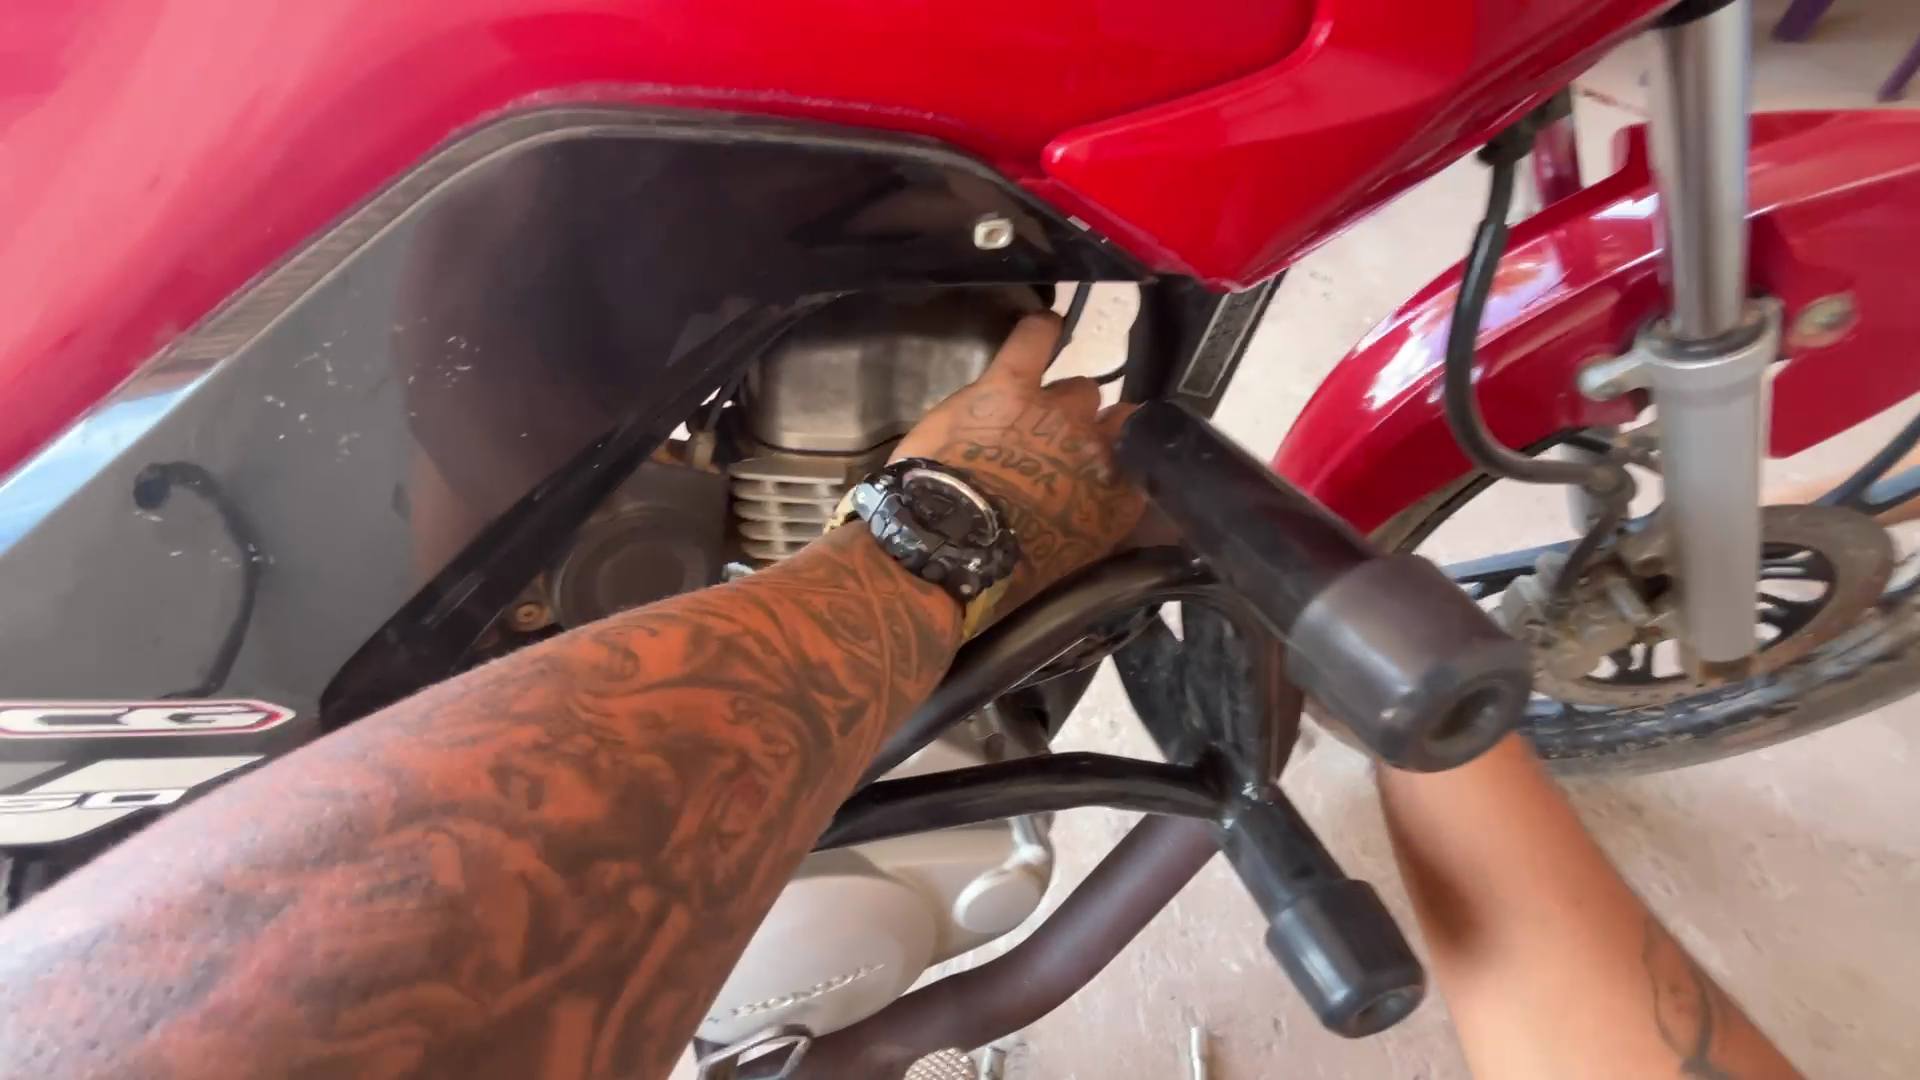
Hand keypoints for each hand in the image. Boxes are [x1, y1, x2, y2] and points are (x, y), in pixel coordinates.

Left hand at [894, 312, 1145, 609]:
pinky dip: (1039, 332)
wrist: (944, 548)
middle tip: (1056, 453)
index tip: (1104, 469)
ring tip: (1033, 415)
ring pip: (1078, 389)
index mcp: (1117, 499)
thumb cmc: (1000, 574)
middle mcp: (1100, 449)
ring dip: (1061, 403)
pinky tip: (1045, 327)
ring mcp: (1055, 412)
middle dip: (1088, 435)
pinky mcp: (1008, 387)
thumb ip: (1099, 534)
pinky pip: (1033, 342)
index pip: (1141, 461)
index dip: (1121, 461)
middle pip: (1111, 422)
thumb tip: (1121, 523)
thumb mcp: (1069, 568)